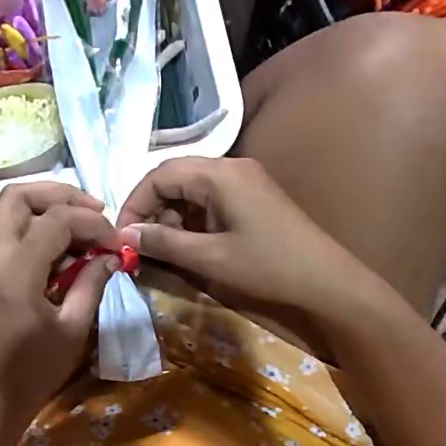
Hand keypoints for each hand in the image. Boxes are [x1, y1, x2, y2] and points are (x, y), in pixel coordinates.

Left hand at [0, 182, 117, 445]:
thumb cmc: (33, 372)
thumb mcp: (73, 329)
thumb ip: (91, 283)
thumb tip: (111, 256)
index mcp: (15, 273)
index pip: (55, 220)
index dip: (91, 222)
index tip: (116, 240)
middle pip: (18, 196)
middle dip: (60, 194)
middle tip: (95, 210)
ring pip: (6, 210)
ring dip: (45, 208)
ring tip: (82, 227)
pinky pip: (3, 232)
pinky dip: (32, 227)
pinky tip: (61, 249)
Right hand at [115, 157, 374, 317]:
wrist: (324, 279)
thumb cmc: (267, 266)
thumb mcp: (210, 257)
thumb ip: (164, 242)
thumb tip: (125, 234)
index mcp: (219, 173)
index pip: (160, 175)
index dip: (134, 203)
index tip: (121, 236)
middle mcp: (231, 166)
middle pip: (175, 177)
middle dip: (151, 209)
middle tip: (139, 243)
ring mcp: (245, 179)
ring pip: (192, 188)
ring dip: (171, 215)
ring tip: (162, 248)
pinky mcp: (253, 195)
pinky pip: (211, 198)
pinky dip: (192, 218)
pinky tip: (188, 244)